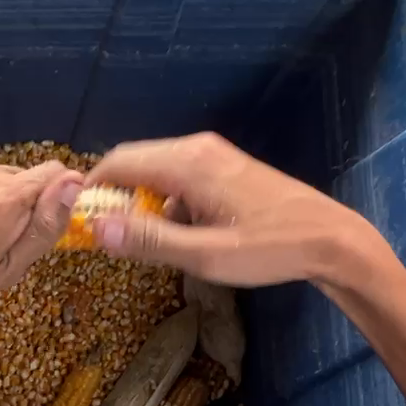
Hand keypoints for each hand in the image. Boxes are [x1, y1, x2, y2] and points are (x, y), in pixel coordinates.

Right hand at [84, 132, 395, 288]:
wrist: (329, 239)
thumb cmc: (269, 249)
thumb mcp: (205, 256)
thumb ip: (149, 241)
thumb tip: (98, 228)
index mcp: (187, 164)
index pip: (118, 163)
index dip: (90, 190)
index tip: (77, 221)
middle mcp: (196, 149)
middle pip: (133, 161)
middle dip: (111, 195)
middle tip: (104, 236)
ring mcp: (212, 156)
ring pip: (153, 170)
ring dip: (137, 200)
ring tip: (139, 241)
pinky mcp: (223, 168)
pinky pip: (175, 177)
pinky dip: (161, 201)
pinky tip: (174, 233)